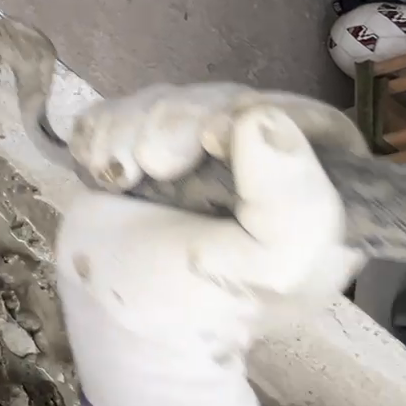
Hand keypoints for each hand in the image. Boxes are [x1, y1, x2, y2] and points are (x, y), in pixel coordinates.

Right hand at [56, 84, 365, 405]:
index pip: (304, 118)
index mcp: (308, 194)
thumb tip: (260, 117)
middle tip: (151, 168)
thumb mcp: (263, 268)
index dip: (255, 112)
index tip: (211, 139)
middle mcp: (252, 164)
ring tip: (121, 177)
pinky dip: (98, 132)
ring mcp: (187, 150)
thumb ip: (293, 204)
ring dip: (126, 131)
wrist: (104, 308)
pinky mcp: (132, 142)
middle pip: (218, 98)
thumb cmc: (193, 302)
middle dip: (171, 124)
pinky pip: (113, 107)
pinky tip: (102, 171)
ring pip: (161, 98)